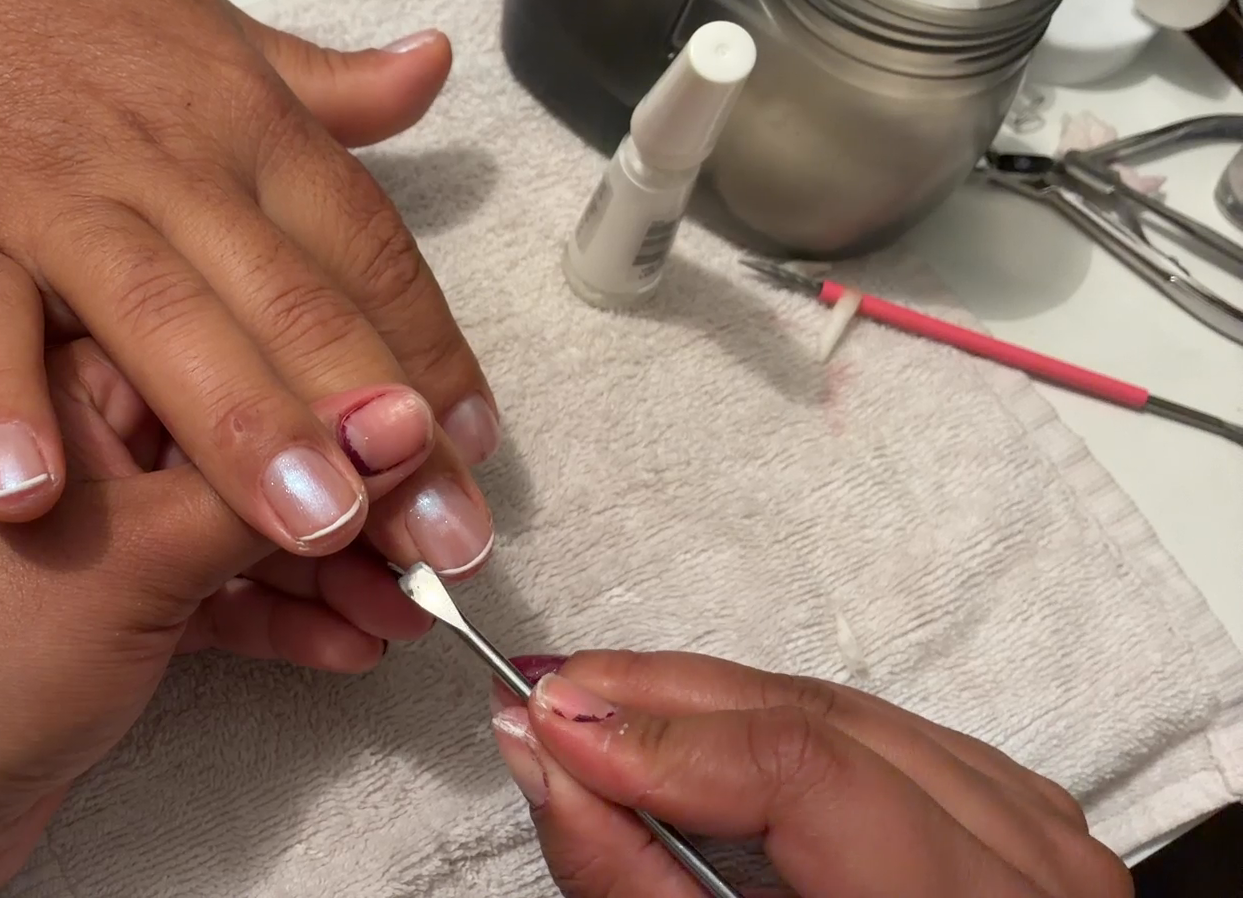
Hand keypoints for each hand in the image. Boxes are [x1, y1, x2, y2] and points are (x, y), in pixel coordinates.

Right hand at [0, 0, 499, 578]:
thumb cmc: (75, 31)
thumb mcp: (220, 45)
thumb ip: (328, 88)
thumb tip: (434, 66)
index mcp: (249, 126)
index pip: (366, 248)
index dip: (430, 349)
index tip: (472, 444)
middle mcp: (171, 168)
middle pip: (291, 301)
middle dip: (370, 422)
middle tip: (436, 533)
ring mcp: (56, 207)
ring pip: (164, 320)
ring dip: (241, 426)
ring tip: (313, 530)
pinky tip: (33, 497)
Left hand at [0, 341, 434, 897]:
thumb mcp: (143, 553)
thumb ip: (274, 488)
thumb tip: (404, 424)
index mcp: (88, 378)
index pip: (242, 358)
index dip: (340, 409)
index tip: (429, 461)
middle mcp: (106, 436)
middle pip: (257, 447)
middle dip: (350, 505)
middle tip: (431, 553)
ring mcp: (118, 518)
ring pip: (248, 525)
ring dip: (330, 574)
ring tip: (406, 615)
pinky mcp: (126, 593)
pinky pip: (223, 589)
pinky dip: (282, 617)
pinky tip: (352, 646)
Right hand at [491, 652, 1131, 897]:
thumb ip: (621, 869)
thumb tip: (535, 745)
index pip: (802, 772)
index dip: (659, 735)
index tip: (552, 717)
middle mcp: (1033, 880)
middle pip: (814, 719)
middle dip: (657, 695)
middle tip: (554, 691)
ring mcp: (1034, 839)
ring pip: (837, 704)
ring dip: (703, 696)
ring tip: (609, 703)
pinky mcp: (1005, 812)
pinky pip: (869, 719)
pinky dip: (765, 709)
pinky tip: (705, 720)